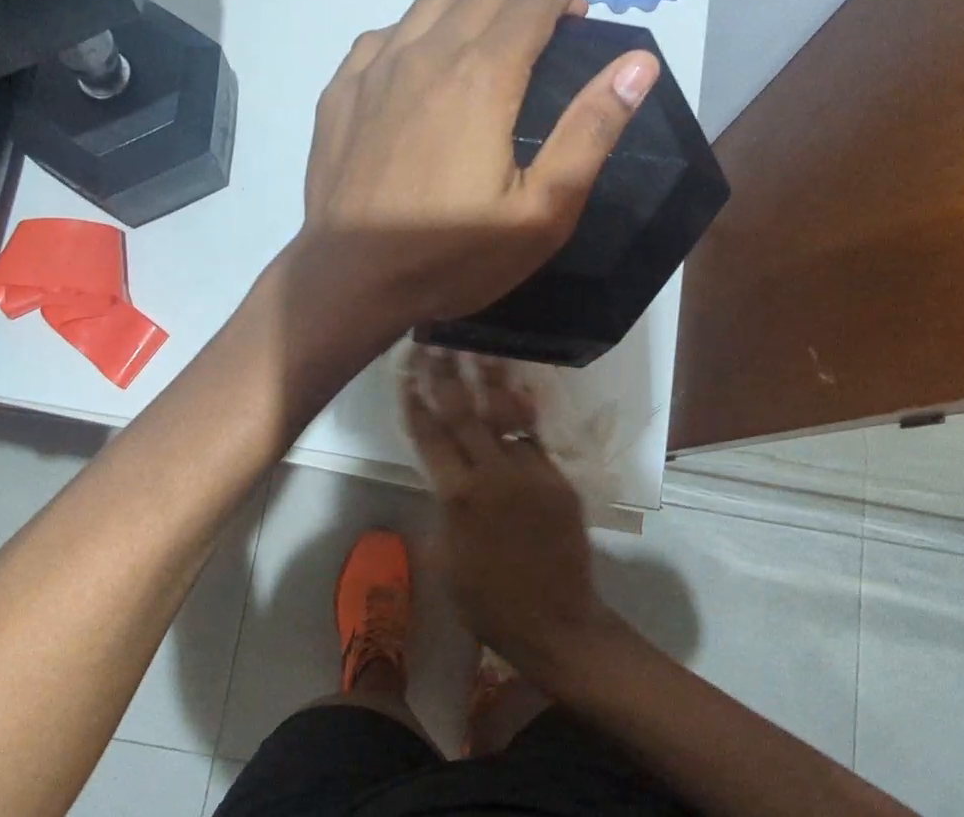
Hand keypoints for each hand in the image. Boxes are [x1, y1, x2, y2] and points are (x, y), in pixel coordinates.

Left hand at [298, 0, 659, 329]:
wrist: (350, 282)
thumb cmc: (452, 256)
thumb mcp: (541, 212)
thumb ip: (590, 132)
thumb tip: (637, 63)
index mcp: (481, 78)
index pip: (530, 5)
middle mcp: (425, 56)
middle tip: (551, 5)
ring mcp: (374, 72)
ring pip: (428, 5)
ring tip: (495, 11)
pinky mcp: (340, 95)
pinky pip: (383, 35)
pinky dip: (417, 25)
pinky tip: (422, 47)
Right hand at [401, 347, 611, 679]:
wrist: (555, 622)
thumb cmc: (485, 601)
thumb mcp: (442, 558)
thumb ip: (440, 506)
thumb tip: (441, 473)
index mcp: (457, 496)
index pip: (429, 435)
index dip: (414, 401)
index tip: (405, 372)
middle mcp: (493, 474)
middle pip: (463, 412)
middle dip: (444, 375)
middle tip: (434, 342)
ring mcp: (531, 473)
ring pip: (504, 418)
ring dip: (487, 382)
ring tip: (478, 347)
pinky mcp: (558, 479)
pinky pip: (533, 441)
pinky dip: (519, 418)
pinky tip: (513, 392)